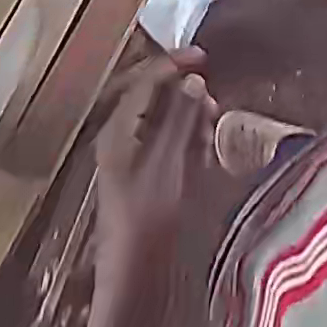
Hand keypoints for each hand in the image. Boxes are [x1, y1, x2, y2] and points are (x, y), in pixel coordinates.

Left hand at [92, 53, 211, 266]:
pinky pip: (167, 139)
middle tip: (209, 92)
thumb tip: (193, 79)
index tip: (203, 55)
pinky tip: (202, 145)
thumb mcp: (166, 161)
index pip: (144, 80)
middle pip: (152, 96)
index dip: (173, 63)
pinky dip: (186, 136)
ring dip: (187, 114)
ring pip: (162, 118)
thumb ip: (179, 118)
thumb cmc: (147, 212)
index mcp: (118, 126)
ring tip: (209, 120)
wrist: (135, 271)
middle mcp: (122, 134)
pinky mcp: (145, 171)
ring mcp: (132, 153)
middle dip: (182, 91)